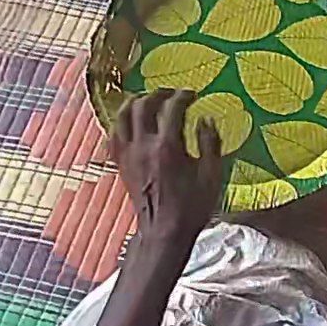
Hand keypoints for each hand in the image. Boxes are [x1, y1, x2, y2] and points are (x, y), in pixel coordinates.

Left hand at [112, 90, 222, 251]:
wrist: (165, 231)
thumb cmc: (192, 206)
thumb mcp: (212, 175)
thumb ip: (210, 143)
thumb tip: (205, 120)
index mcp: (168, 147)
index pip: (173, 108)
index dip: (183, 96)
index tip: (192, 94)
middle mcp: (144, 146)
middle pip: (144, 106)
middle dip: (159, 94)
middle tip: (172, 94)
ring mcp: (128, 155)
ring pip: (123, 116)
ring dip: (135, 102)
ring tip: (146, 99)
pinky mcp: (121, 164)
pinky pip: (114, 136)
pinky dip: (121, 123)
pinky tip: (129, 123)